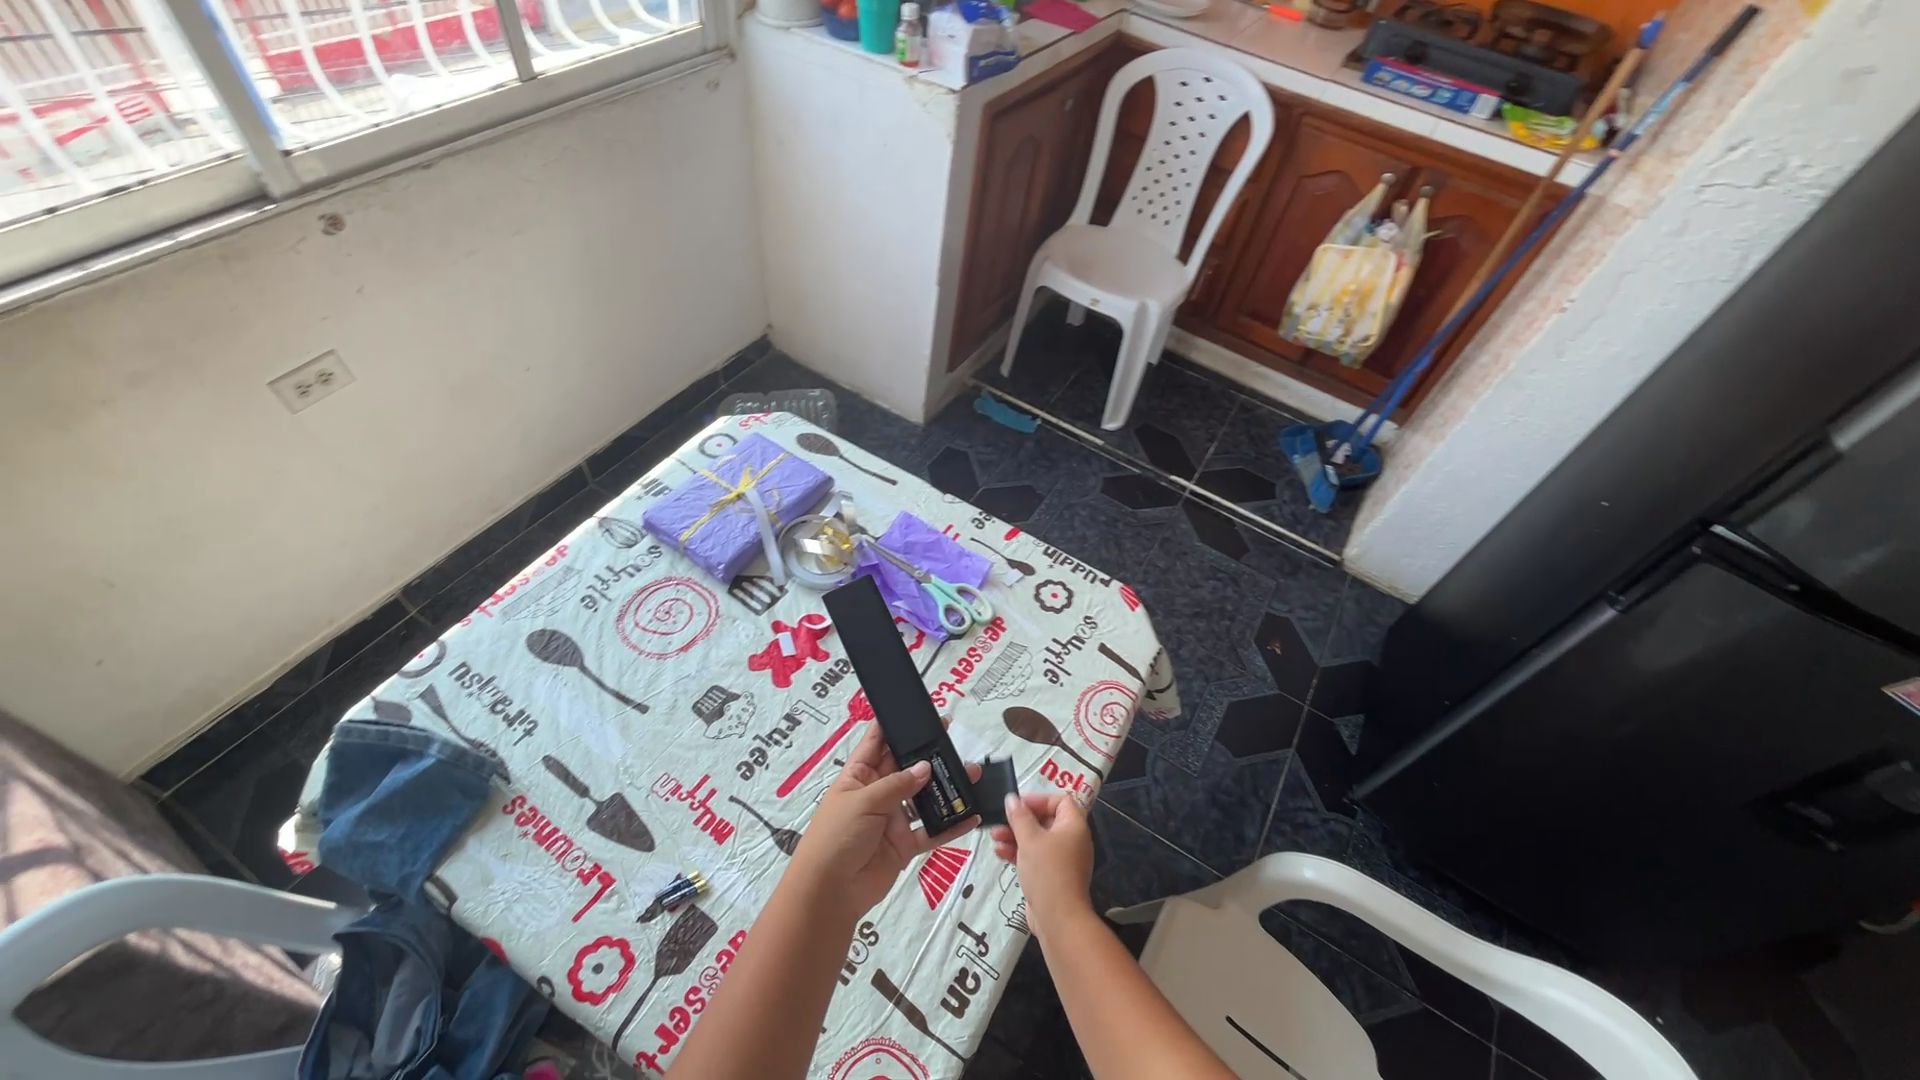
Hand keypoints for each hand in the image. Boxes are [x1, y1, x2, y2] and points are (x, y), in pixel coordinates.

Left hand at [791, 722, 979, 921]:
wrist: (830, 892)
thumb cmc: (836, 837)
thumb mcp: (863, 801)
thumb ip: (897, 784)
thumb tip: (926, 767)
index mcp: (858, 777)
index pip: (876, 744)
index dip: (893, 728)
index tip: (917, 713)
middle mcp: (877, 794)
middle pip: (906, 769)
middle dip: (927, 755)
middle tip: (953, 740)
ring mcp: (892, 820)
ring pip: (924, 799)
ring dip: (945, 788)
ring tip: (972, 774)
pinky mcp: (905, 845)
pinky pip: (932, 832)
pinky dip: (951, 826)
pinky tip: (971, 816)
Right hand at [991, 793, 1095, 939]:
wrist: (1057, 917)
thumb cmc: (1047, 871)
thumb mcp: (1029, 839)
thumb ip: (1019, 816)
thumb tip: (1012, 799)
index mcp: (1074, 826)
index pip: (1060, 800)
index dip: (1038, 799)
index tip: (1018, 804)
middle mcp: (1072, 840)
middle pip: (1046, 820)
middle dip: (1021, 820)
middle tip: (1001, 820)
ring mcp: (1062, 859)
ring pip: (1038, 839)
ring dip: (1015, 836)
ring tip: (995, 837)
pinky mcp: (1052, 875)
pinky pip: (1035, 856)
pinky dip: (1019, 852)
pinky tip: (1000, 853)